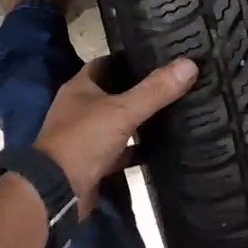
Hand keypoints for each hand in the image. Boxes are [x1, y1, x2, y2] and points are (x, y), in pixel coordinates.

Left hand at [34, 56, 198, 215]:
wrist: (58, 190)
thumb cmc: (84, 140)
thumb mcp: (122, 111)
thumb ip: (154, 91)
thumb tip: (189, 64)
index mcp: (80, 86)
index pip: (107, 63)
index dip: (130, 58)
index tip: (159, 57)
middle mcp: (80, 107)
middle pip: (113, 92)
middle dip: (139, 89)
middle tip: (173, 85)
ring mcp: (85, 135)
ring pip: (117, 122)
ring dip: (139, 119)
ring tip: (174, 112)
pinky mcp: (93, 161)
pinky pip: (119, 150)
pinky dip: (137, 149)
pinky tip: (161, 148)